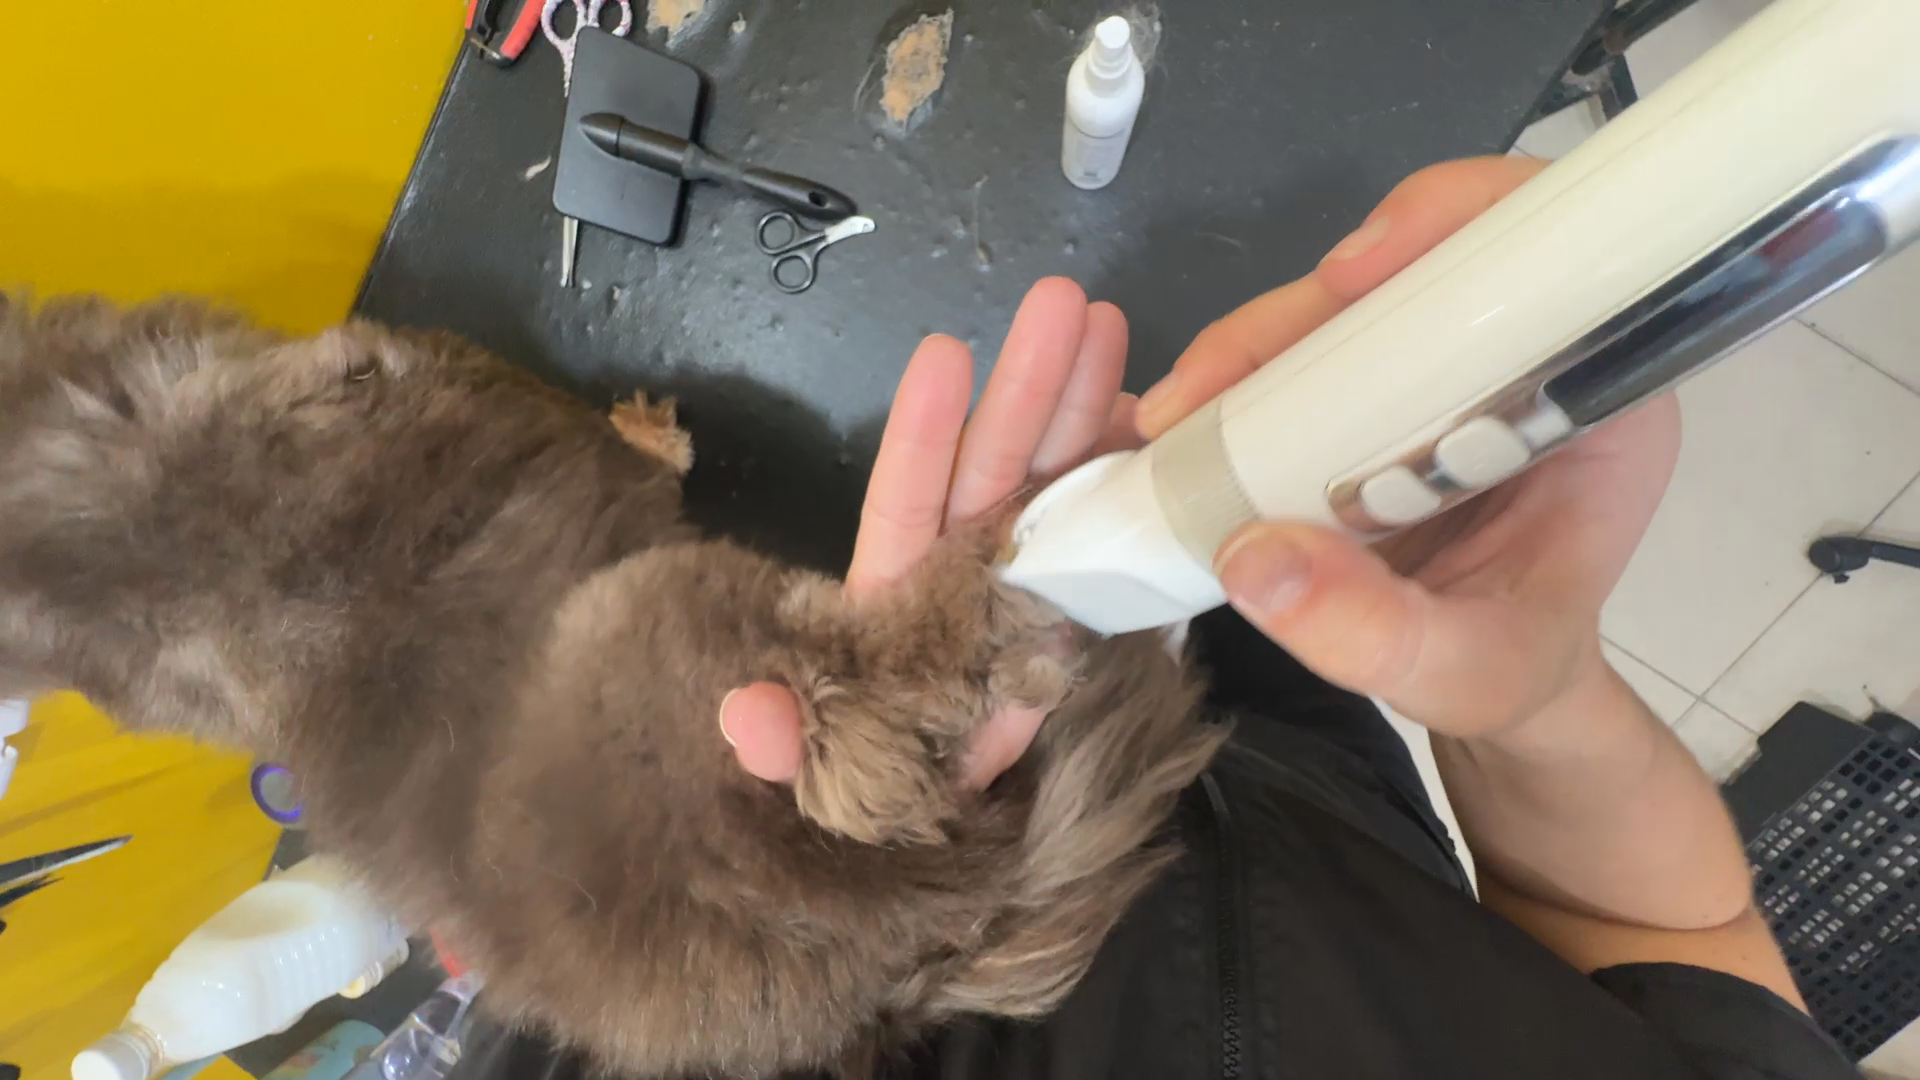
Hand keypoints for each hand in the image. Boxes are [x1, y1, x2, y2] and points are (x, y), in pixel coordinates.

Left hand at [722, 277, 1138, 784]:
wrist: (960, 808)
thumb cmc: (891, 773)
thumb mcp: (836, 768)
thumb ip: (788, 739)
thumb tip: (743, 711)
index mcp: (903, 585)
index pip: (909, 497)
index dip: (925, 431)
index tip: (945, 353)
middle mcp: (967, 560)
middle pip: (996, 463)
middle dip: (1028, 385)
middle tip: (1064, 301)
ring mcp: (1030, 570)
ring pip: (1055, 475)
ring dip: (1083, 403)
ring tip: (1110, 329)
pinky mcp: (1082, 596)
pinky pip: (1109, 526)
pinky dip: (1128, 473)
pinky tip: (1151, 419)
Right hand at [1136, 157, 1680, 739]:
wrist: (1484, 686)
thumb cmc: (1506, 672)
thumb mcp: (1458, 673)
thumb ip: (1373, 630)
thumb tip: (1248, 556)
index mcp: (1583, 402)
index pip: (1545, 259)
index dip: (1449, 230)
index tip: (1347, 277)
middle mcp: (1502, 371)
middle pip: (1397, 286)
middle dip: (1288, 320)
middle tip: (1198, 389)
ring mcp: (1416, 388)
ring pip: (1324, 325)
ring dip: (1239, 359)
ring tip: (1168, 420)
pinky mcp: (1351, 414)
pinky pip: (1287, 372)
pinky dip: (1227, 391)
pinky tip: (1180, 428)